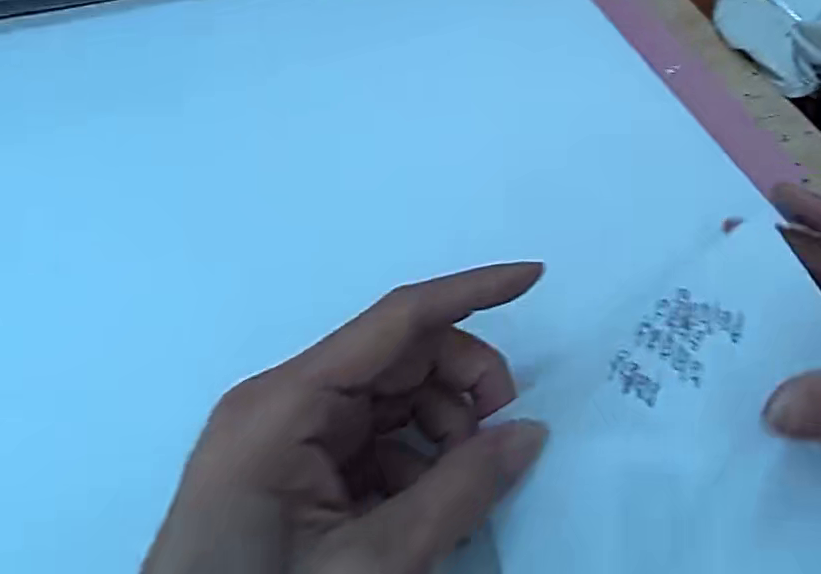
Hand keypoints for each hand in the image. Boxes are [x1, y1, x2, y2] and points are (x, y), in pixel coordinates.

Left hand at [143, 264, 549, 573]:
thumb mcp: (367, 568)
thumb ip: (457, 493)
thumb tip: (530, 433)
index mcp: (287, 403)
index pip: (399, 318)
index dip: (472, 291)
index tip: (533, 276)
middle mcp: (287, 402)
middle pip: (402, 358)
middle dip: (464, 383)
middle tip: (502, 434)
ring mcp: (290, 437)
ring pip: (395, 399)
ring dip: (444, 430)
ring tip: (464, 487)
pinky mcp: (297, 472)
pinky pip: (377, 441)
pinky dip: (417, 463)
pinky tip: (430, 510)